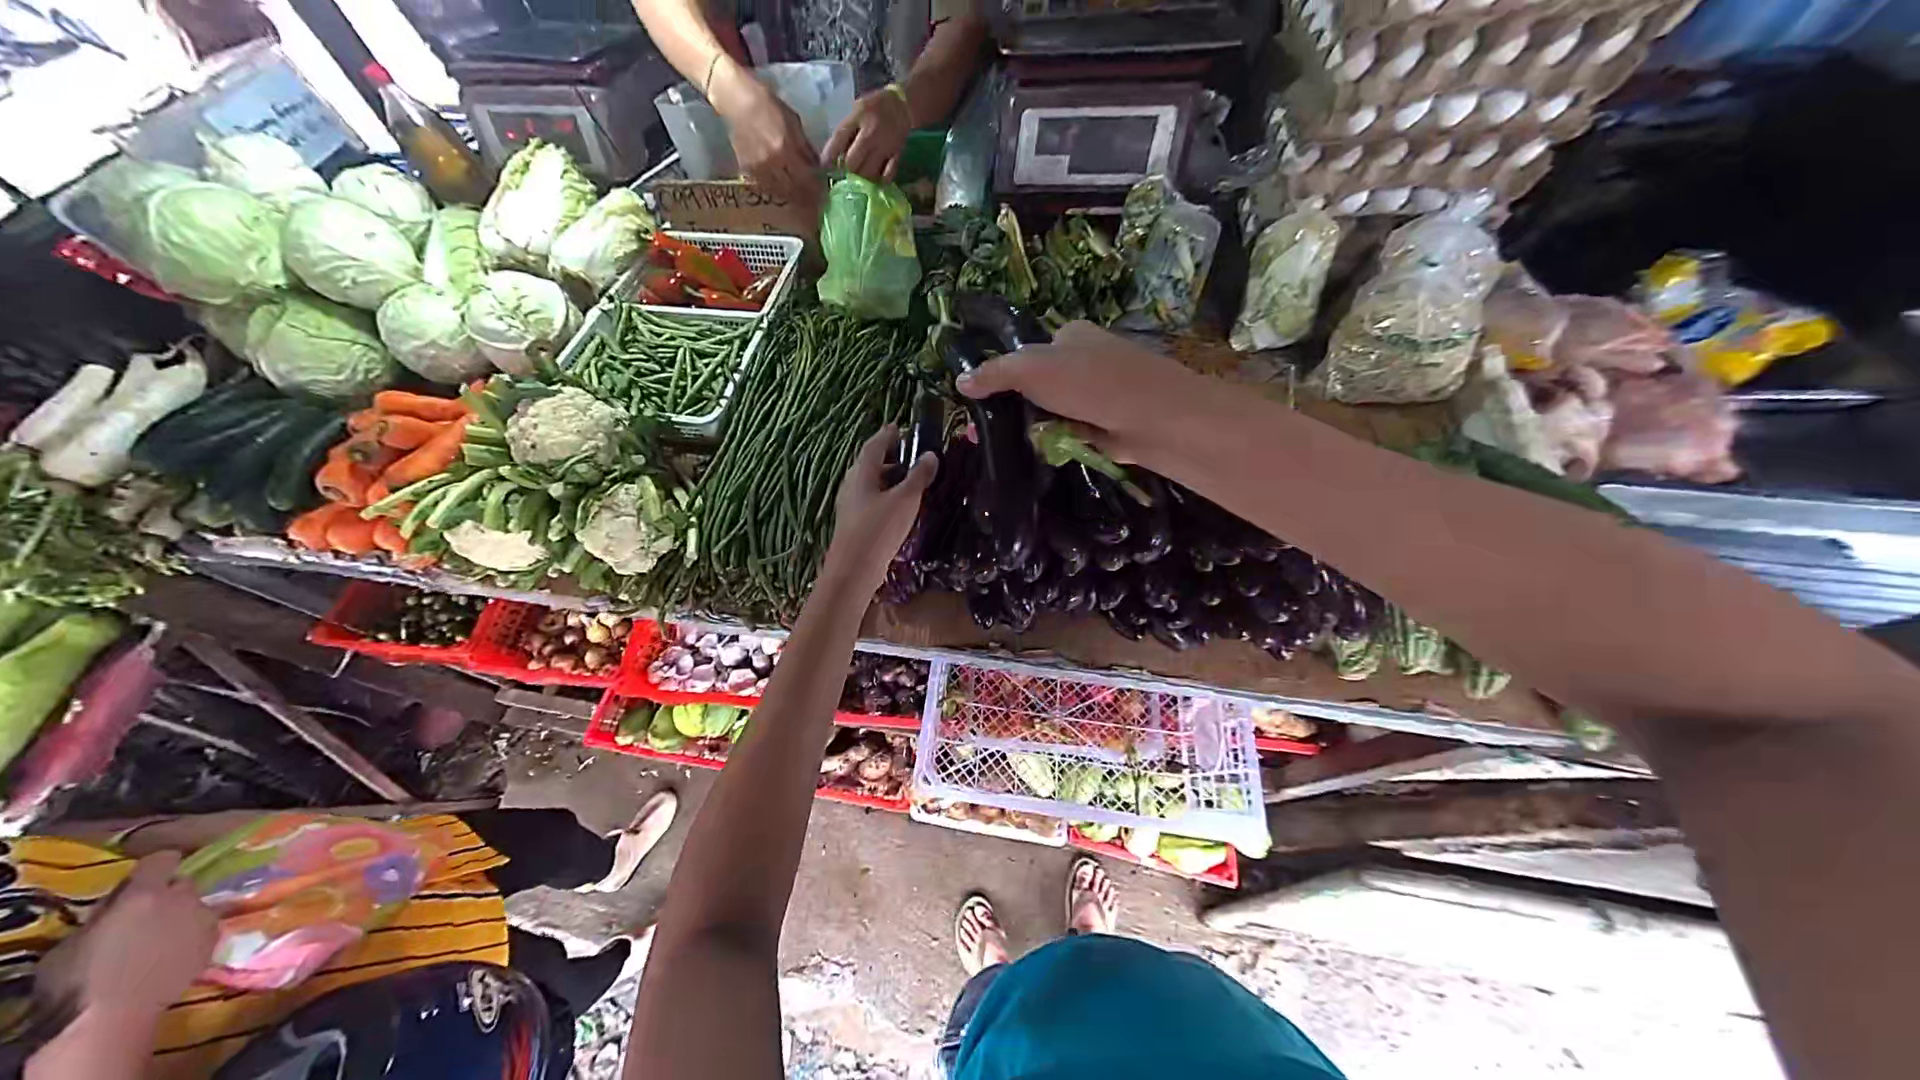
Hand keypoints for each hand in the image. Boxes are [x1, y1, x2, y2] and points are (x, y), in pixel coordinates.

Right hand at [35, 852, 217, 1025]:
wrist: (114, 1017)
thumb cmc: (79, 982)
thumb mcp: (71, 942)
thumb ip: (103, 914)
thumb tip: (118, 904)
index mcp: (145, 894)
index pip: (163, 859)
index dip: (153, 868)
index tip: (141, 881)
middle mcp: (183, 898)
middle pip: (182, 884)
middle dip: (167, 895)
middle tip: (145, 918)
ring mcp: (204, 917)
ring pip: (196, 906)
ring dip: (181, 916)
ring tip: (159, 941)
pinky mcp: (214, 939)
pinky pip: (205, 927)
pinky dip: (192, 935)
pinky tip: (172, 955)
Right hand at [709, 62, 820, 201]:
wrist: (735, 100)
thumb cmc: (767, 105)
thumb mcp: (793, 122)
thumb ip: (805, 148)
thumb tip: (818, 168)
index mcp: (786, 149)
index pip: (807, 179)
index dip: (817, 189)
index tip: (824, 193)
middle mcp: (772, 163)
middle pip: (795, 190)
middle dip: (807, 197)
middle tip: (815, 200)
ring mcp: (758, 168)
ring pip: (781, 192)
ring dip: (793, 197)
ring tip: (801, 197)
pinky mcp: (747, 170)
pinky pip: (767, 187)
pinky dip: (778, 191)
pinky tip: (784, 188)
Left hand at [820, 87, 913, 180]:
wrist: (903, 104)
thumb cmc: (875, 106)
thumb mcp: (856, 109)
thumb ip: (846, 128)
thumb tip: (834, 153)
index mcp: (858, 117)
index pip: (839, 139)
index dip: (829, 155)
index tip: (824, 166)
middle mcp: (871, 134)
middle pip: (853, 161)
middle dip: (845, 171)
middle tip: (842, 176)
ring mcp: (885, 146)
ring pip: (868, 172)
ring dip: (860, 179)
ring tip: (856, 182)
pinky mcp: (896, 155)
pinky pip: (887, 174)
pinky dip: (880, 181)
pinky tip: (874, 183)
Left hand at [823, 424, 936, 591]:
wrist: (854, 571)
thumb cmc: (879, 529)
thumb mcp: (906, 499)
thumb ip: (918, 476)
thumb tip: (930, 455)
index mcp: (861, 473)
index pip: (874, 445)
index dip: (888, 435)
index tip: (901, 428)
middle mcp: (852, 485)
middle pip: (870, 463)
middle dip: (890, 456)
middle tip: (911, 454)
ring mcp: (851, 505)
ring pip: (871, 483)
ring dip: (889, 477)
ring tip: (911, 480)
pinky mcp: (855, 523)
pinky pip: (871, 500)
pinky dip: (886, 495)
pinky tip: (900, 506)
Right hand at [957, 322, 1221, 467]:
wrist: (1153, 418)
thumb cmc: (1091, 382)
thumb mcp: (1032, 369)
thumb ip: (994, 373)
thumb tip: (960, 381)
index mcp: (1070, 335)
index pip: (1027, 352)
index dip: (1000, 375)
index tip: (977, 401)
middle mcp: (1086, 359)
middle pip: (1037, 384)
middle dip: (1011, 407)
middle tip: (983, 432)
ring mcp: (1099, 393)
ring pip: (1052, 411)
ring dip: (1033, 427)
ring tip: (1008, 444)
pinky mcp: (1107, 423)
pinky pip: (1071, 432)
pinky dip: (1058, 441)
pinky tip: (1044, 450)